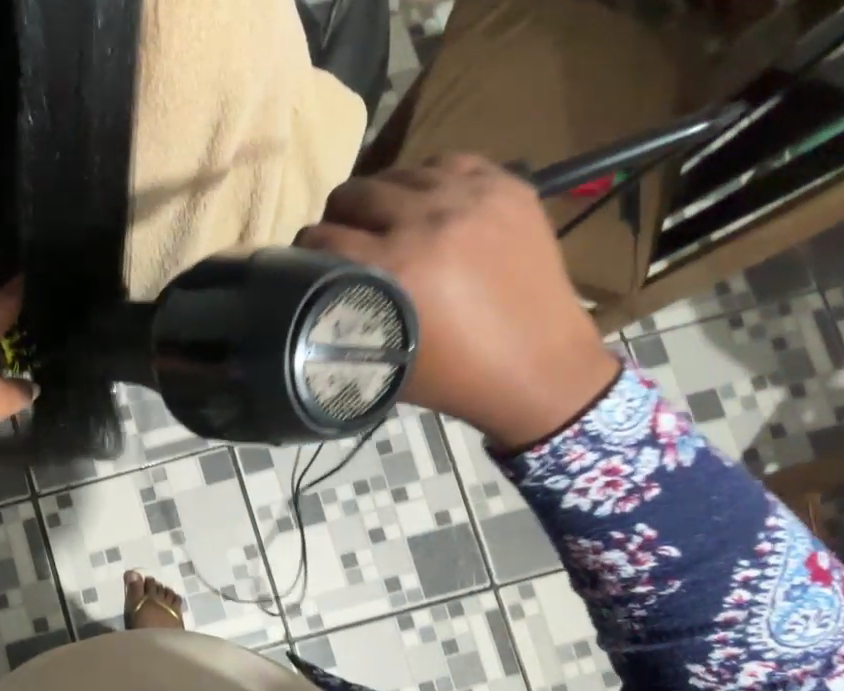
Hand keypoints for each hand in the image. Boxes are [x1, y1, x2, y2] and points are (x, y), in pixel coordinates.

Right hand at [295, 155, 618, 449]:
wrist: (539, 368)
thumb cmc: (452, 376)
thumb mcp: (381, 356)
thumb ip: (342, 316)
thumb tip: (312, 291)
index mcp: (395, 266)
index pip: (323, 236)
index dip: (304, 249)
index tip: (305, 262)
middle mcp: (429, 220)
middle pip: (356, 192)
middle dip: (339, 216)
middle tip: (343, 239)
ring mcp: (473, 197)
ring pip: (400, 172)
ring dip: (383, 196)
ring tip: (385, 221)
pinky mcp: (507, 187)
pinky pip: (450, 163)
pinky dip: (428, 181)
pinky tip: (427, 204)